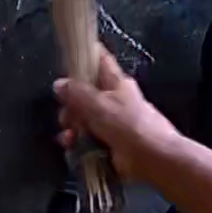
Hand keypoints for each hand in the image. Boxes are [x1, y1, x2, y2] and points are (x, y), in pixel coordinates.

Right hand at [54, 48, 187, 179]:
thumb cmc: (128, 125)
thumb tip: (59, 84)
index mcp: (116, 83)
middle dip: (69, 105)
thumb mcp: (98, 104)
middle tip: (67, 115)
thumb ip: (77, 93)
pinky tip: (72, 145)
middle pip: (83, 93)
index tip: (69, 56)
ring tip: (70, 135)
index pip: (100, 60)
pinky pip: (85, 135)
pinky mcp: (107, 140)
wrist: (152, 157)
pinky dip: (76, 140)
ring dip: (71, 125)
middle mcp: (113, 99)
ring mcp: (110, 120)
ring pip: (81, 116)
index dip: (86, 54)